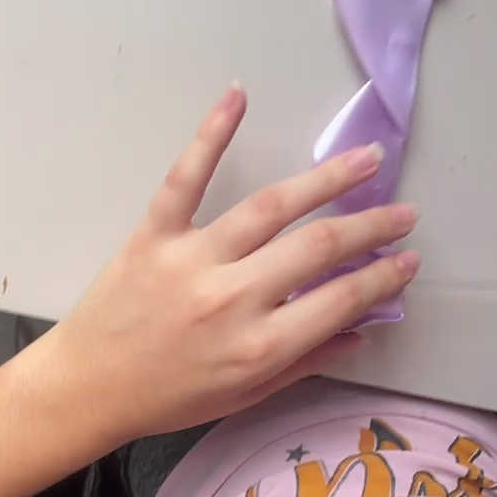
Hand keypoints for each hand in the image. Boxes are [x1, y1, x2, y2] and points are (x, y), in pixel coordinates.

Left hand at [26, 85, 418, 445]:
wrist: (88, 390)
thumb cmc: (172, 399)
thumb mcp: (246, 396)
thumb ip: (305, 362)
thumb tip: (359, 332)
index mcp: (260, 347)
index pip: (340, 300)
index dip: (383, 278)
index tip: (408, 260)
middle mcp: (234, 299)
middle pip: (318, 248)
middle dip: (372, 227)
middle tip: (405, 212)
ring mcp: (192, 260)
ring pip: (271, 207)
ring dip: (327, 179)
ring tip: (368, 159)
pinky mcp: (154, 234)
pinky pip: (186, 177)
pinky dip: (212, 134)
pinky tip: (238, 97)